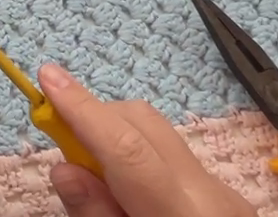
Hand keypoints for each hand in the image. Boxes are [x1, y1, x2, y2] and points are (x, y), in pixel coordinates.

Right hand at [39, 64, 255, 216]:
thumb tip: (64, 170)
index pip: (128, 149)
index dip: (84, 109)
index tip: (46, 75)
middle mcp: (214, 197)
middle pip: (144, 125)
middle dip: (96, 118)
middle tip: (60, 142)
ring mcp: (229, 197)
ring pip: (159, 135)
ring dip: (116, 137)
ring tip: (94, 180)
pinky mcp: (230, 201)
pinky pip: (173, 158)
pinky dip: (140, 160)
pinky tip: (128, 197)